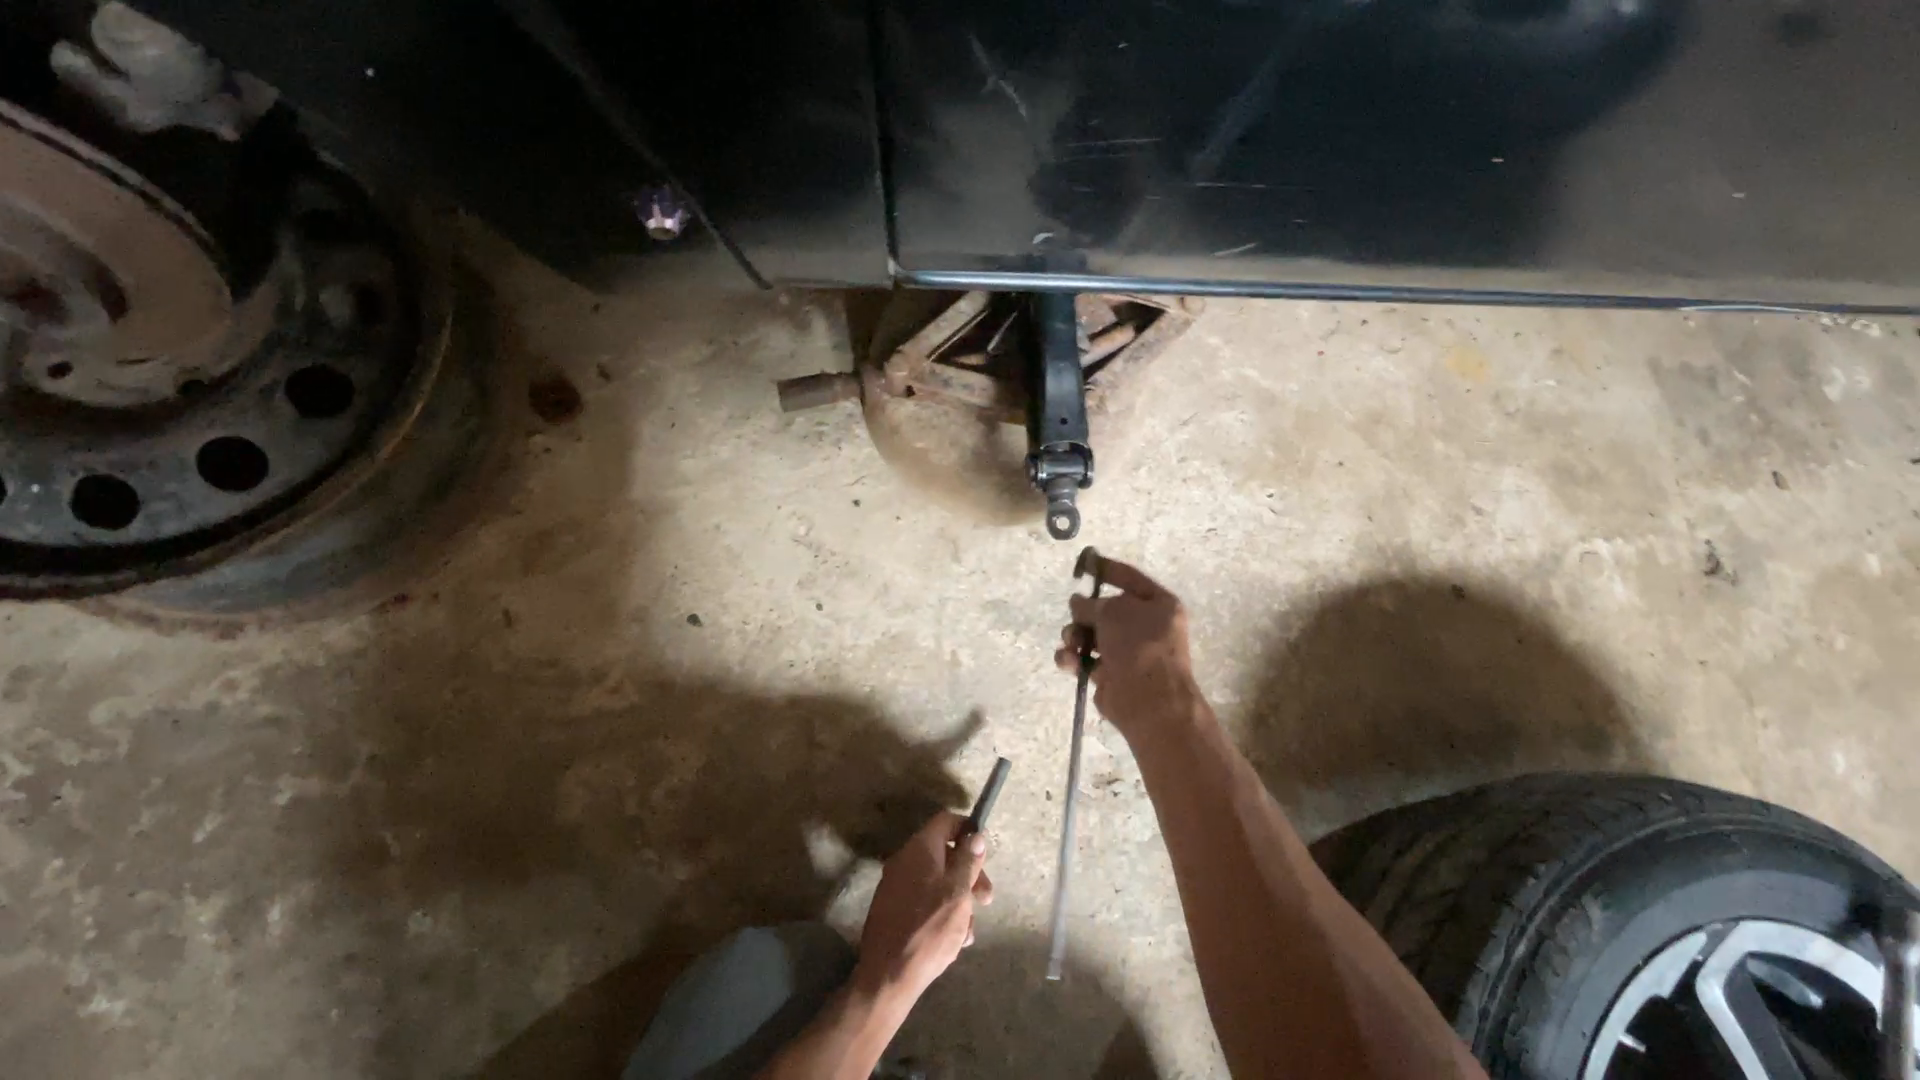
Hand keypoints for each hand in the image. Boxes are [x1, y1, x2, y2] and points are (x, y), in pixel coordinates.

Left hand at [853, 810, 993, 1003]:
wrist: (888, 975)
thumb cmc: (930, 928)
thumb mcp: (958, 893)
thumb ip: (968, 861)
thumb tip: (975, 835)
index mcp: (919, 849)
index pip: (945, 821)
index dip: (967, 829)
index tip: (985, 850)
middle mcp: (904, 861)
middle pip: (943, 854)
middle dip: (969, 873)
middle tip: (986, 898)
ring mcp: (896, 886)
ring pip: (937, 882)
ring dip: (958, 900)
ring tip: (969, 930)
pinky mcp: (893, 909)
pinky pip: (924, 901)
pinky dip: (942, 913)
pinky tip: (954, 940)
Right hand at [1055, 557, 1202, 741]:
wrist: (1148, 700)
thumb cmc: (1138, 646)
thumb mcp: (1112, 612)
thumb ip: (1090, 604)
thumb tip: (1078, 604)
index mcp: (1159, 605)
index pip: (1129, 578)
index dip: (1106, 569)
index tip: (1085, 564)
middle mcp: (1145, 626)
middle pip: (1105, 610)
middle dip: (1084, 613)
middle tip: (1075, 616)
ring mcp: (1128, 652)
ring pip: (1091, 634)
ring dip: (1075, 636)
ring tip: (1071, 644)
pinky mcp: (1111, 674)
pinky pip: (1085, 658)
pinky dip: (1073, 658)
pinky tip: (1067, 662)